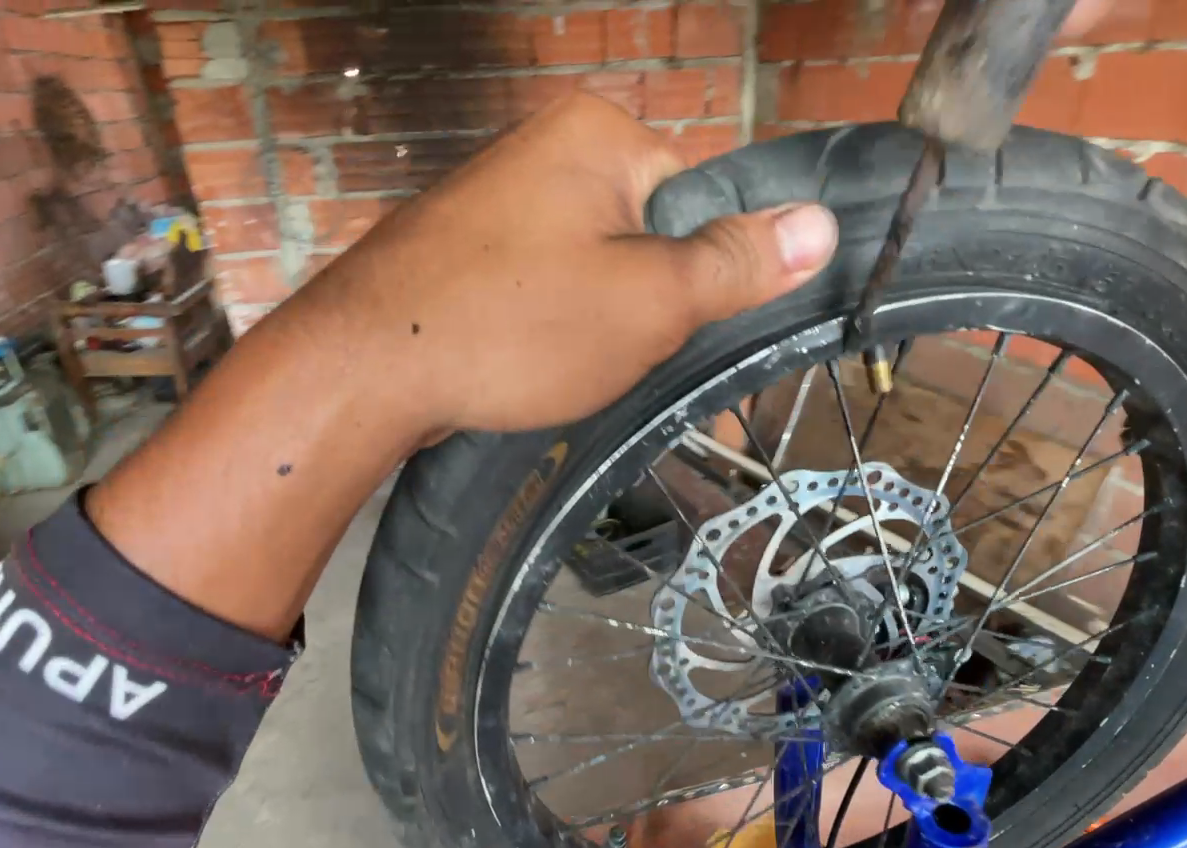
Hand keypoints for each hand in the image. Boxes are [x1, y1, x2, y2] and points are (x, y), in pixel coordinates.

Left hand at [285, 94, 838, 439]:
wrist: (368, 368)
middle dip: (653, 311)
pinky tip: (541, 367)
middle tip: (633, 364)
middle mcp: (546, 153)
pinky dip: (558, 332)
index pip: (699, 199)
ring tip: (577, 371)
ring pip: (596, 272)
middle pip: (647, 237)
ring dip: (607, 329)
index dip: (706, 276)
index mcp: (597, 138)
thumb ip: (733, 264)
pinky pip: (545, 289)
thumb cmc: (511, 327)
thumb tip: (818, 225)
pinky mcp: (471, 253)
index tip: (696, 337)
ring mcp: (501, 203)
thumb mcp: (647, 302)